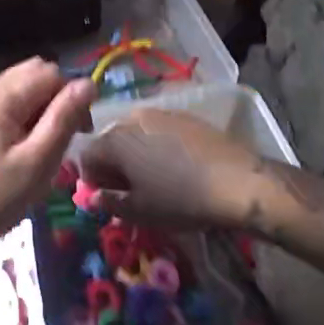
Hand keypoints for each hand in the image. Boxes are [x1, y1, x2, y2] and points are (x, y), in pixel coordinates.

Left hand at [0, 60, 96, 299]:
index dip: (73, 95)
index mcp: (1, 97)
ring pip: (27, 88)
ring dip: (47, 108)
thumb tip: (89, 83)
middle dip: (60, 97)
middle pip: (37, 74)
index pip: (51, 72)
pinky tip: (33, 146)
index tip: (83, 130)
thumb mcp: (39, 159)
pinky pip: (14, 103)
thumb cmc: (0, 197)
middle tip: (70, 136)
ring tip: (52, 144)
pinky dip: (31, 116)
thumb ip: (64, 117)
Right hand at [77, 108, 313, 232]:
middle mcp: (132, 118)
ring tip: (151, 177)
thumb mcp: (140, 211)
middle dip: (111, 164)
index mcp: (114, 140)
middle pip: (109, 140)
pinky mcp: (184, 116)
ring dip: (133, 153)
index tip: (105, 197)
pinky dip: (156, 145)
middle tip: (127, 190)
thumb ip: (110, 202)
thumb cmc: (181, 200)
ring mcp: (160, 113)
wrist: (238, 181)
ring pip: (134, 133)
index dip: (90, 178)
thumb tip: (92, 198)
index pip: (85, 155)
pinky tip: (174, 165)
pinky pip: (157, 129)